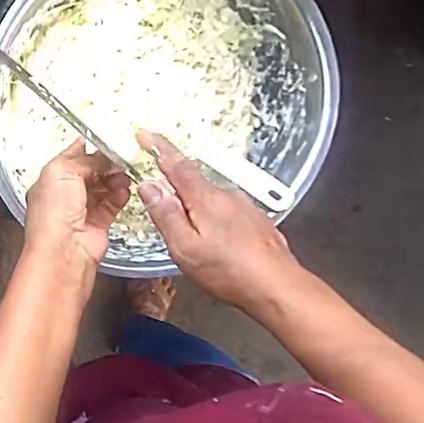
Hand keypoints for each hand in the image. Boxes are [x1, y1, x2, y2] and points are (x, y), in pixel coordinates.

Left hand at [23, 140, 132, 278]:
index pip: (72, 157)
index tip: (110, 140)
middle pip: (91, 171)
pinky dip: (120, 195)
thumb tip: (101, 154)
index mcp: (50, 179)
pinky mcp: (97, 223)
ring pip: (103, 187)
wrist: (63, 250)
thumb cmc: (53, 212)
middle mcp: (64, 194)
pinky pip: (112, 204)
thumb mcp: (62, 172)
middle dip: (107, 163)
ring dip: (116, 178)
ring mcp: (81, 209)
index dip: (89, 147)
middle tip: (123, 157)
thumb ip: (83, 159)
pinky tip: (127, 189)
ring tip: (126, 173)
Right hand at [135, 130, 306, 312]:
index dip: (158, 148)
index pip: (177, 165)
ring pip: (208, 199)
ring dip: (192, 206)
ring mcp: (244, 207)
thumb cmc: (228, 271)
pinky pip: (224, 211)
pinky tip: (211, 240)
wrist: (278, 288)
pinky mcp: (254, 221)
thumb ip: (166, 214)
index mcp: (205, 199)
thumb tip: (149, 186)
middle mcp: (226, 196)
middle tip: (157, 201)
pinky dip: (210, 217)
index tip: (144, 134)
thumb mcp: (184, 246)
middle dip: (172, 185)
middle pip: (192, 182)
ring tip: (186, 233)